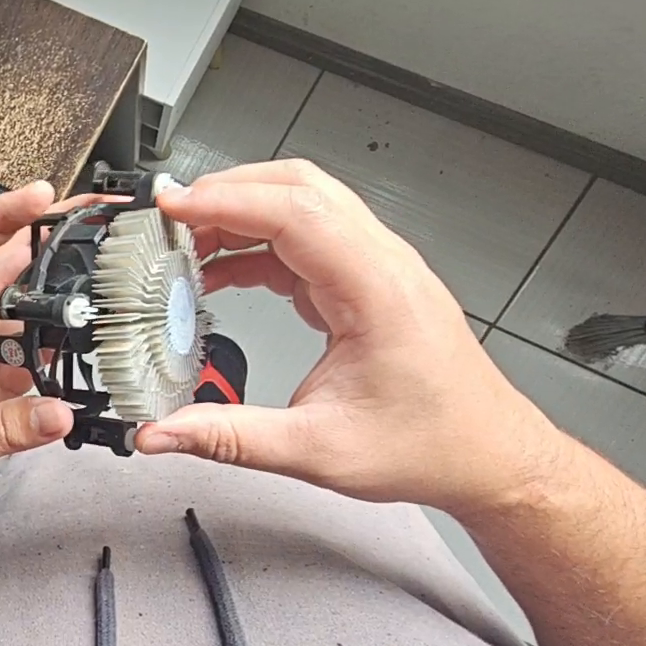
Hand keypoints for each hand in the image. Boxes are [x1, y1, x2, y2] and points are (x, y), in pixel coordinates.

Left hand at [0, 182, 82, 529]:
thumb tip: (57, 413)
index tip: (36, 197)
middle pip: (7, 257)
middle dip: (51, 225)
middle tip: (103, 209)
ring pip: (32, 290)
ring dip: (70, 267)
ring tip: (117, 248)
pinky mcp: (10, 365)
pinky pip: (47, 331)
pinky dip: (76, 319)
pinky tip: (105, 315)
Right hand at [133, 159, 563, 514]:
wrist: (484, 456)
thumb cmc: (429, 445)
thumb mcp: (315, 450)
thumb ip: (226, 437)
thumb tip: (161, 431)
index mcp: (376, 292)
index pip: (295, 213)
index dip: (226, 202)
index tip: (173, 207)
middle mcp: (380, 267)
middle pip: (297, 189)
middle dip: (226, 192)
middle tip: (170, 216)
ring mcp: (372, 270)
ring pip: (299, 207)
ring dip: (238, 214)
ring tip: (184, 242)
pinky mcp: (360, 285)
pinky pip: (299, 242)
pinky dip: (251, 245)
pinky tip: (218, 272)